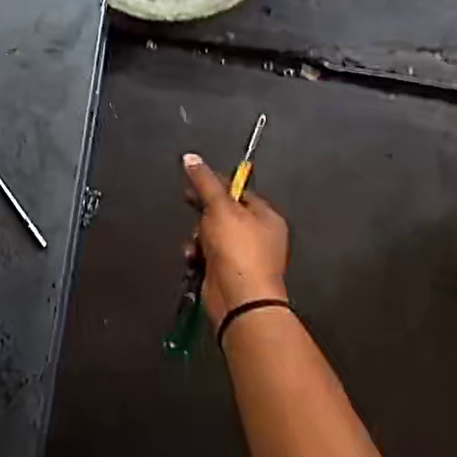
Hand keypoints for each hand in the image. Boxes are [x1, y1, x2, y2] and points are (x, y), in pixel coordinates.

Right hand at [183, 152, 289, 325]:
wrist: (239, 299)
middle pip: (222, 210)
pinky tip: (194, 257)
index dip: (214, 184)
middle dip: (203, 213)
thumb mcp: (219, 207)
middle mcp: (258, 234)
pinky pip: (207, 252)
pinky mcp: (228, 270)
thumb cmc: (237, 249)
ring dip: (197, 235)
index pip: (237, 189)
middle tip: (192, 209)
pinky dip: (197, 253)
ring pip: (210, 232)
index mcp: (266, 216)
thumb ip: (204, 181)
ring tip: (197, 242)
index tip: (193, 181)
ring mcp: (243, 254)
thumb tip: (190, 158)